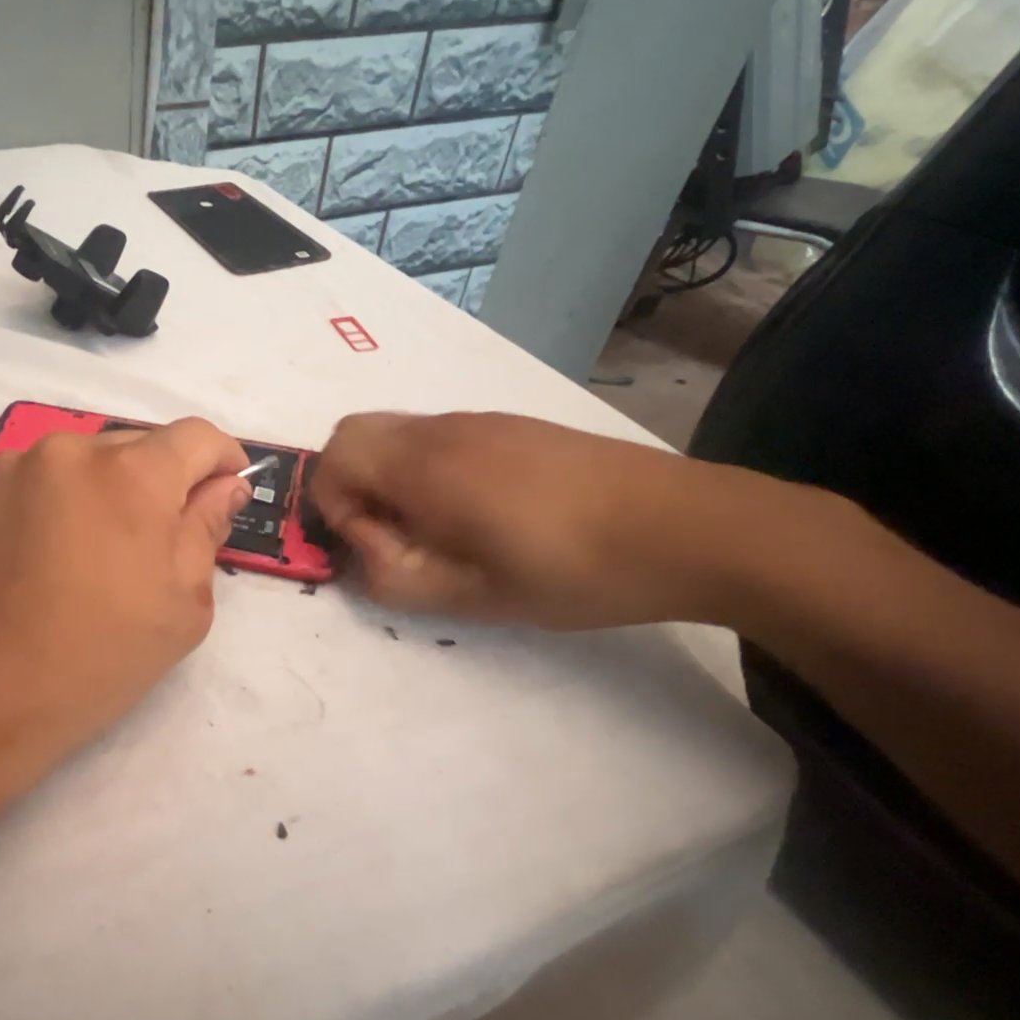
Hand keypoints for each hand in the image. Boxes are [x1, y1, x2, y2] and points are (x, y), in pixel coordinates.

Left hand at [0, 418, 250, 775]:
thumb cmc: (99, 657)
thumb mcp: (182, 604)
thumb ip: (207, 529)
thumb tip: (224, 487)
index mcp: (130, 473)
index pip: (196, 437)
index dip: (223, 461)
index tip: (227, 493)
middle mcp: (69, 451)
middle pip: (137, 446)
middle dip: (160, 483)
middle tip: (159, 543)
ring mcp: (14, 468)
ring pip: (84, 463)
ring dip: (105, 492)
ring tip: (98, 554)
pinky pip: (38, 482)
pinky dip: (58, 504)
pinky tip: (50, 558)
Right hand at [307, 411, 836, 629]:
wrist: (686, 527)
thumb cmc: (572, 570)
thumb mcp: (473, 598)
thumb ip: (394, 577)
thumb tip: (363, 551)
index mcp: (425, 467)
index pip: (333, 460)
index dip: (332, 509)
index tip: (375, 550)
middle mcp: (442, 429)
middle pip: (352, 433)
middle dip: (346, 485)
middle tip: (387, 536)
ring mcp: (479, 421)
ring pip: (394, 432)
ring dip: (386, 477)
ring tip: (435, 531)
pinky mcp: (511, 425)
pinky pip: (435, 436)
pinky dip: (423, 468)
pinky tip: (477, 512)